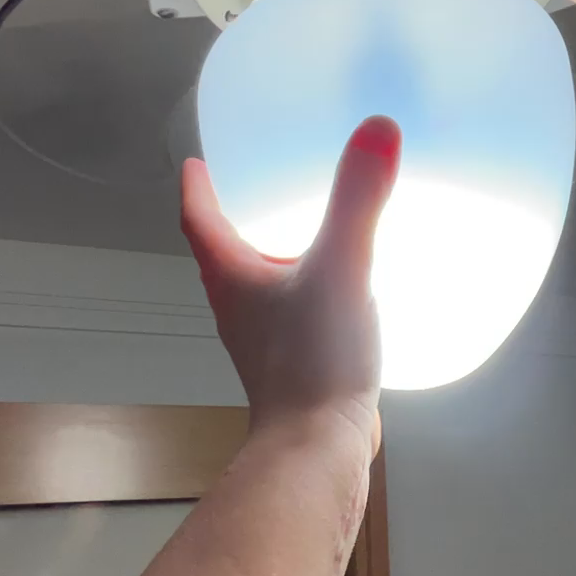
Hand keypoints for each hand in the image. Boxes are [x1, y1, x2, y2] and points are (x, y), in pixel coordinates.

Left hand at [181, 116, 401, 453]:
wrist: (318, 448)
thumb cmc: (314, 358)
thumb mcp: (340, 268)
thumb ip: (357, 200)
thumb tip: (378, 127)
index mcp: (231, 278)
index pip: (199, 219)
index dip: (197, 187)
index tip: (200, 162)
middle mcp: (237, 308)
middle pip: (223, 252)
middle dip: (237, 217)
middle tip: (263, 185)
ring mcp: (263, 340)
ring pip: (258, 284)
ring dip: (272, 256)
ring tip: (305, 229)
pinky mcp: (292, 364)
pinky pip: (292, 311)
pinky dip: (305, 289)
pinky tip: (341, 288)